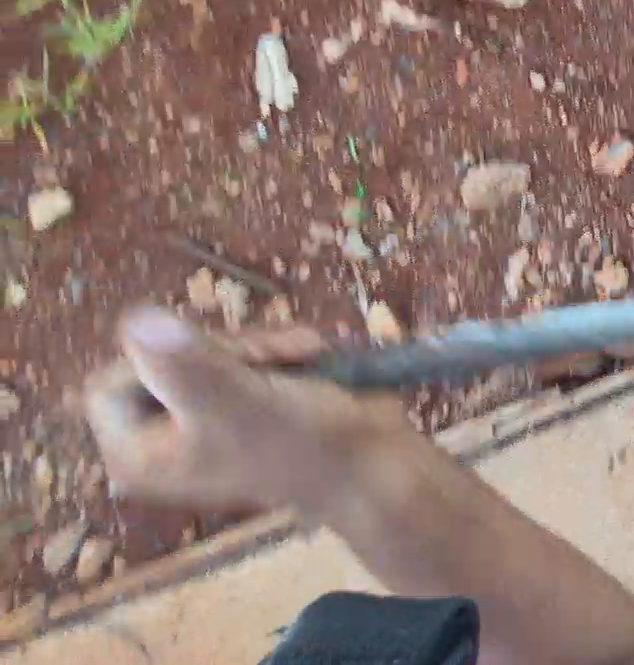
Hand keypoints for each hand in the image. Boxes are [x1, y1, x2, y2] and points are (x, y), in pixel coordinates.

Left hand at [84, 308, 409, 513]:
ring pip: (223, 353)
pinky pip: (259, 359)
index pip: (112, 385)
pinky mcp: (261, 400)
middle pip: (174, 361)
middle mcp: (172, 434)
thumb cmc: (304, 443)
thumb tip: (135, 317)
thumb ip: (187, 365)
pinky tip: (317, 356)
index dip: (164, 360)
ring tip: (310, 352)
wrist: (376, 460)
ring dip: (273, 344)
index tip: (222, 358)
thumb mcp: (242, 403)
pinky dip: (291, 349)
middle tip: (281, 353)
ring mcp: (219, 417)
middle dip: (237, 349)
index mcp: (141, 451)